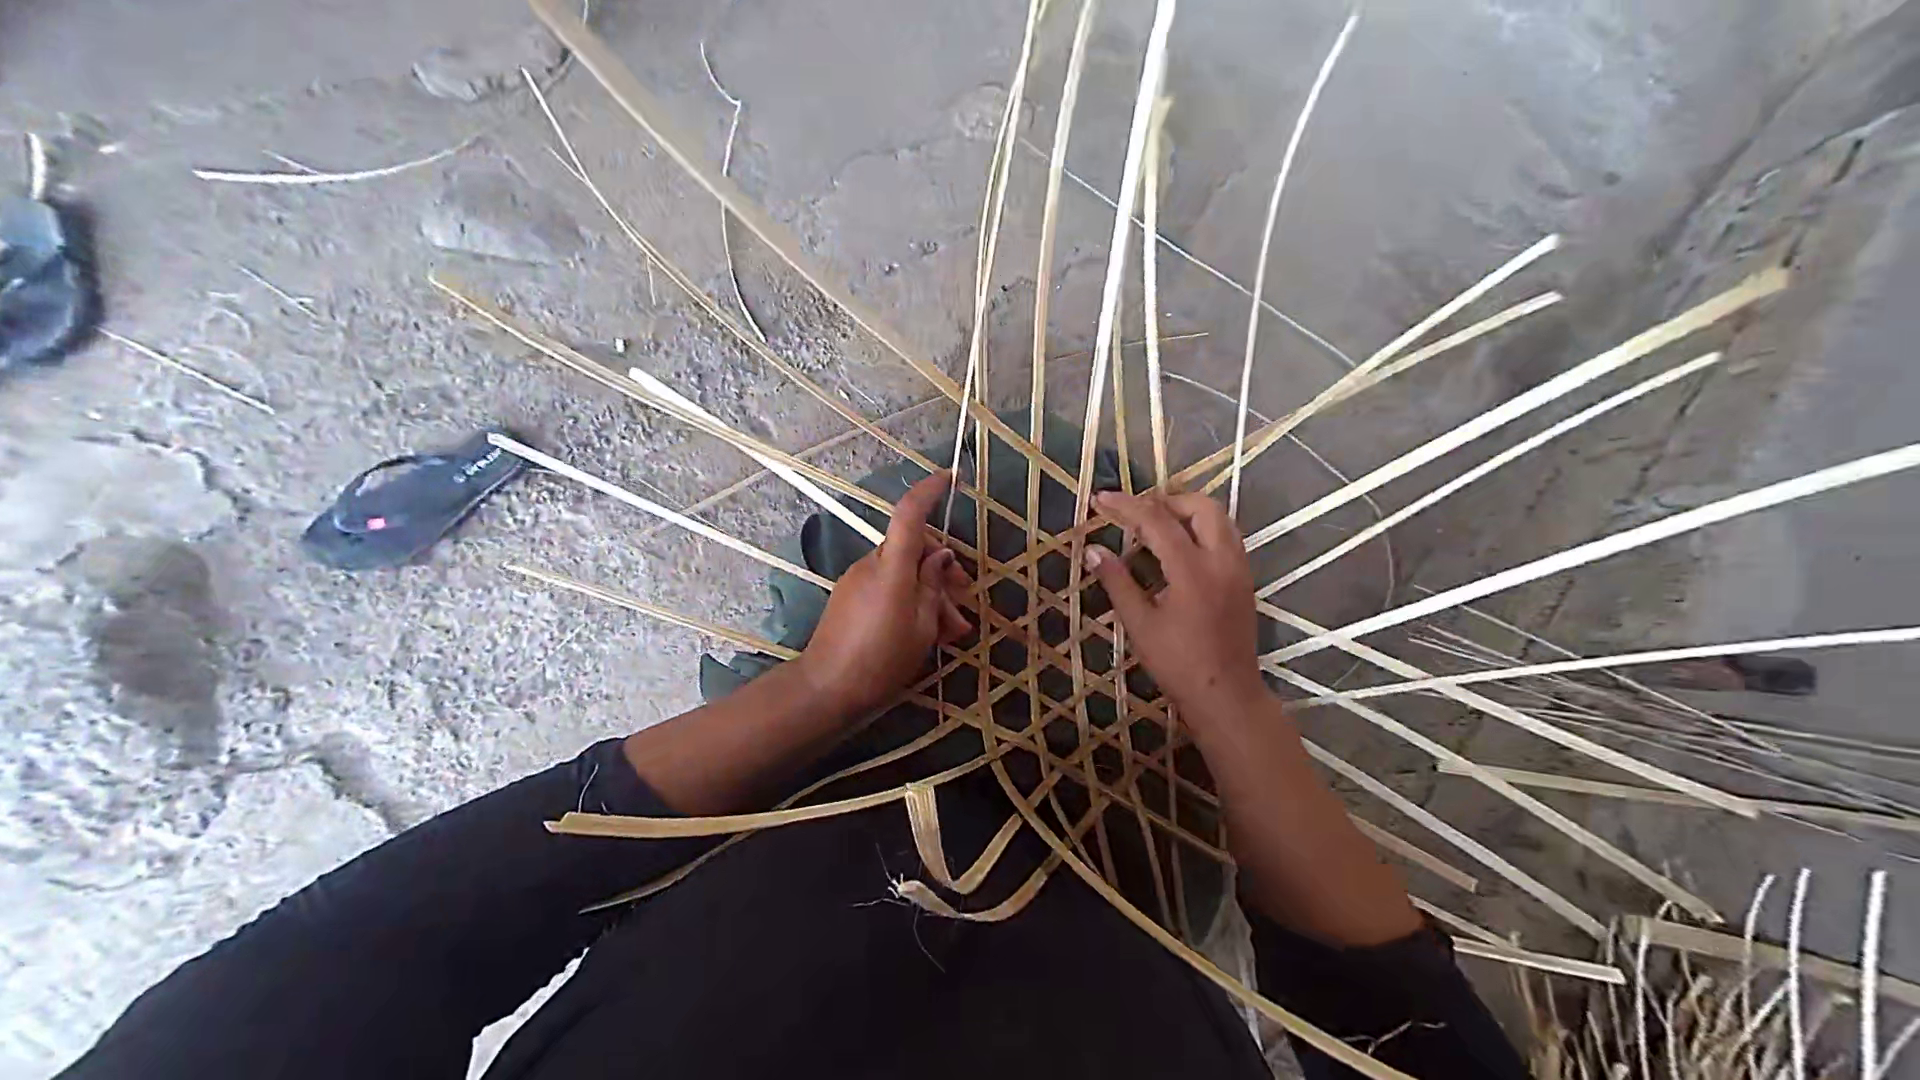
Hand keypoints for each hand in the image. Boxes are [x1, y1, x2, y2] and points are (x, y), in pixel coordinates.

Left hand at [794, 470, 972, 717]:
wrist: (827, 689)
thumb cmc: (882, 659)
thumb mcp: (923, 626)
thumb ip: (933, 586)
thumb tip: (941, 557)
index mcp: (892, 567)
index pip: (909, 513)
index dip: (929, 490)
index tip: (950, 478)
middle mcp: (872, 564)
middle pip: (913, 546)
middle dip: (943, 567)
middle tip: (964, 597)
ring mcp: (857, 580)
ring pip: (903, 571)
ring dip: (930, 591)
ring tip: (953, 630)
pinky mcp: (850, 597)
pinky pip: (887, 586)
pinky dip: (910, 599)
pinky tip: (927, 632)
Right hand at [1083, 490, 1268, 724]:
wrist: (1227, 695)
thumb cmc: (1178, 664)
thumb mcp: (1140, 624)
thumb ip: (1117, 582)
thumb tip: (1092, 550)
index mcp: (1193, 571)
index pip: (1157, 521)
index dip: (1126, 506)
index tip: (1101, 500)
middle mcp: (1223, 560)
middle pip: (1199, 506)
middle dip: (1164, 500)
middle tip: (1134, 512)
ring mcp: (1239, 568)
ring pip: (1218, 518)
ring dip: (1186, 511)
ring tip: (1155, 524)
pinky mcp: (1245, 578)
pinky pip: (1226, 536)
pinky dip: (1201, 528)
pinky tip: (1178, 547)